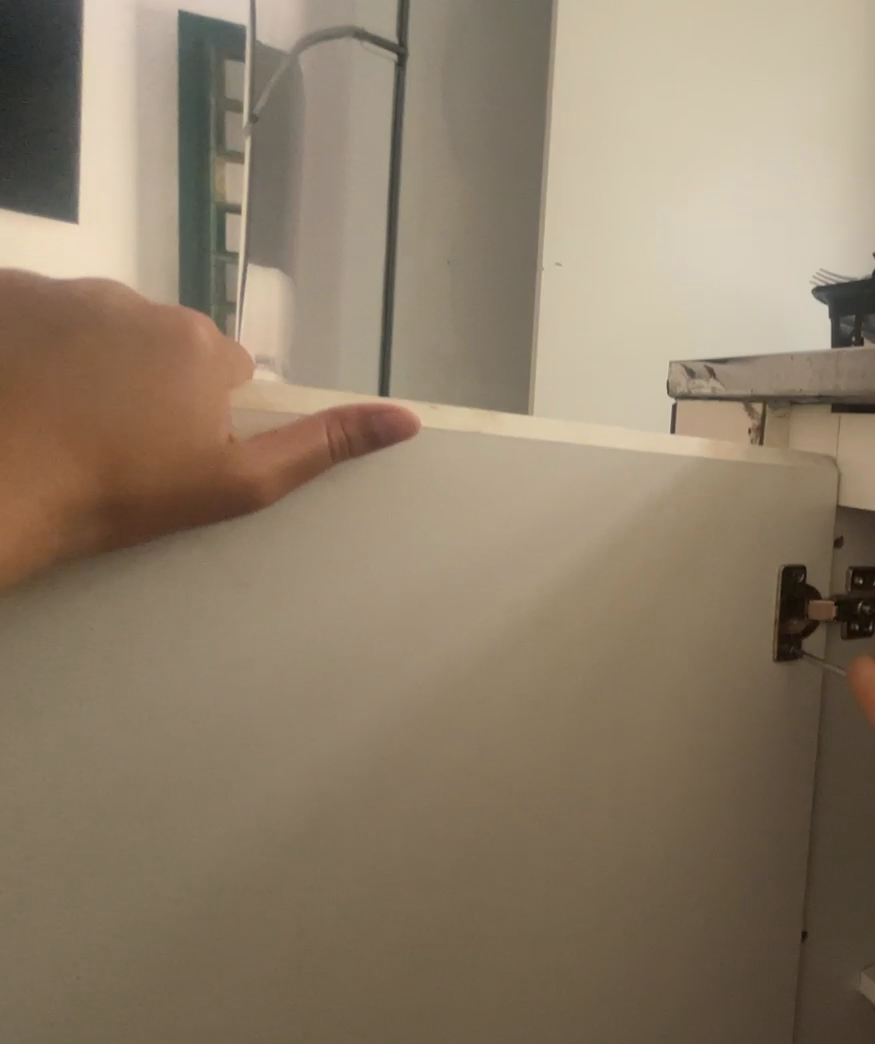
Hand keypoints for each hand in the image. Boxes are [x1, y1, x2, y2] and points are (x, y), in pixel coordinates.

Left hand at [0, 271, 420, 588]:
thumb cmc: (120, 491)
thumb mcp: (244, 480)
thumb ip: (327, 443)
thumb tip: (407, 419)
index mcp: (199, 343)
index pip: (225, 367)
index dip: (206, 410)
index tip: (171, 446)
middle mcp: (130, 301)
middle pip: (159, 340)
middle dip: (148, 378)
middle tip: (115, 438)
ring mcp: (47, 293)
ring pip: (93, 325)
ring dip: (85, 359)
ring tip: (55, 415)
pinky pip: (27, 314)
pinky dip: (24, 343)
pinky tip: (15, 389)